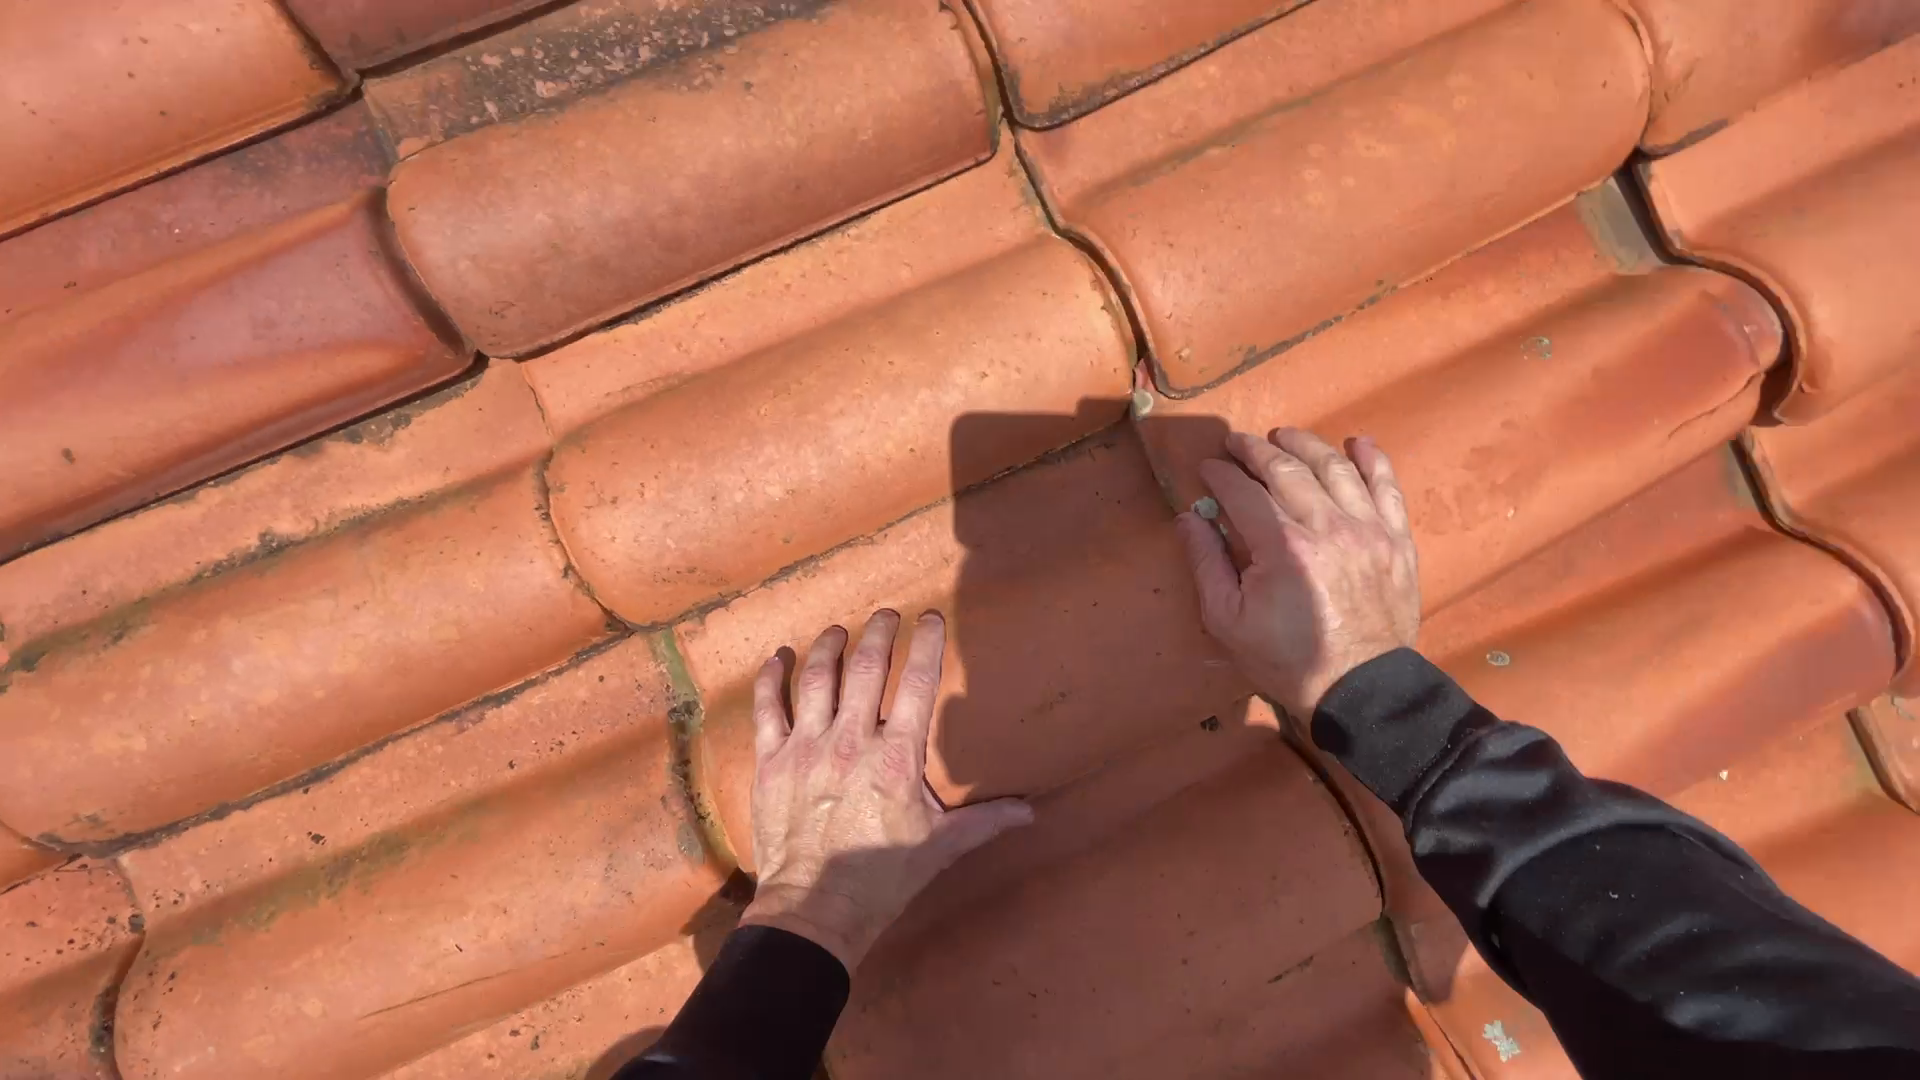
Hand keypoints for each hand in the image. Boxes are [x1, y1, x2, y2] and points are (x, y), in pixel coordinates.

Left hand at [737, 609, 1033, 970]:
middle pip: (864, 668)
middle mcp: (851, 740)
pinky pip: (767, 708)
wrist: (814, 911)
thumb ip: (984, 821)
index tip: (929, 616)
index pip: (916, 683)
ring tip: (838, 629)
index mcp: (896, 757)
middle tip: (885, 614)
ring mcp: (807, 748)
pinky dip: (770, 678)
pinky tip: (777, 657)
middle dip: (877, 632)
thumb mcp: (940, 847)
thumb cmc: (882, 878)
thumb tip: (1032, 813)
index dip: (925, 644)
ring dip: (828, 646)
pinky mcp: (772, 762)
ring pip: (816, 678)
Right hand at [1175, 428, 1420, 718]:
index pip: (1244, 491)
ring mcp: (1368, 530)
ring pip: (1336, 468)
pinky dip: (1373, 460)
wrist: (1359, 688)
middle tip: (1236, 442)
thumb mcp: (1226, 619)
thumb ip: (1206, 563)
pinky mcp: (1396, 540)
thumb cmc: (1284, 658)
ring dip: (1306, 445)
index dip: (1221, 474)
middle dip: (1257, 449)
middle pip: (1288, 470)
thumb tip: (1189, 518)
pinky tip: (1358, 443)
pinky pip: (1388, 488)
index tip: (1206, 467)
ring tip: (1284, 436)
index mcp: (1282, 546)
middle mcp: (1327, 526)